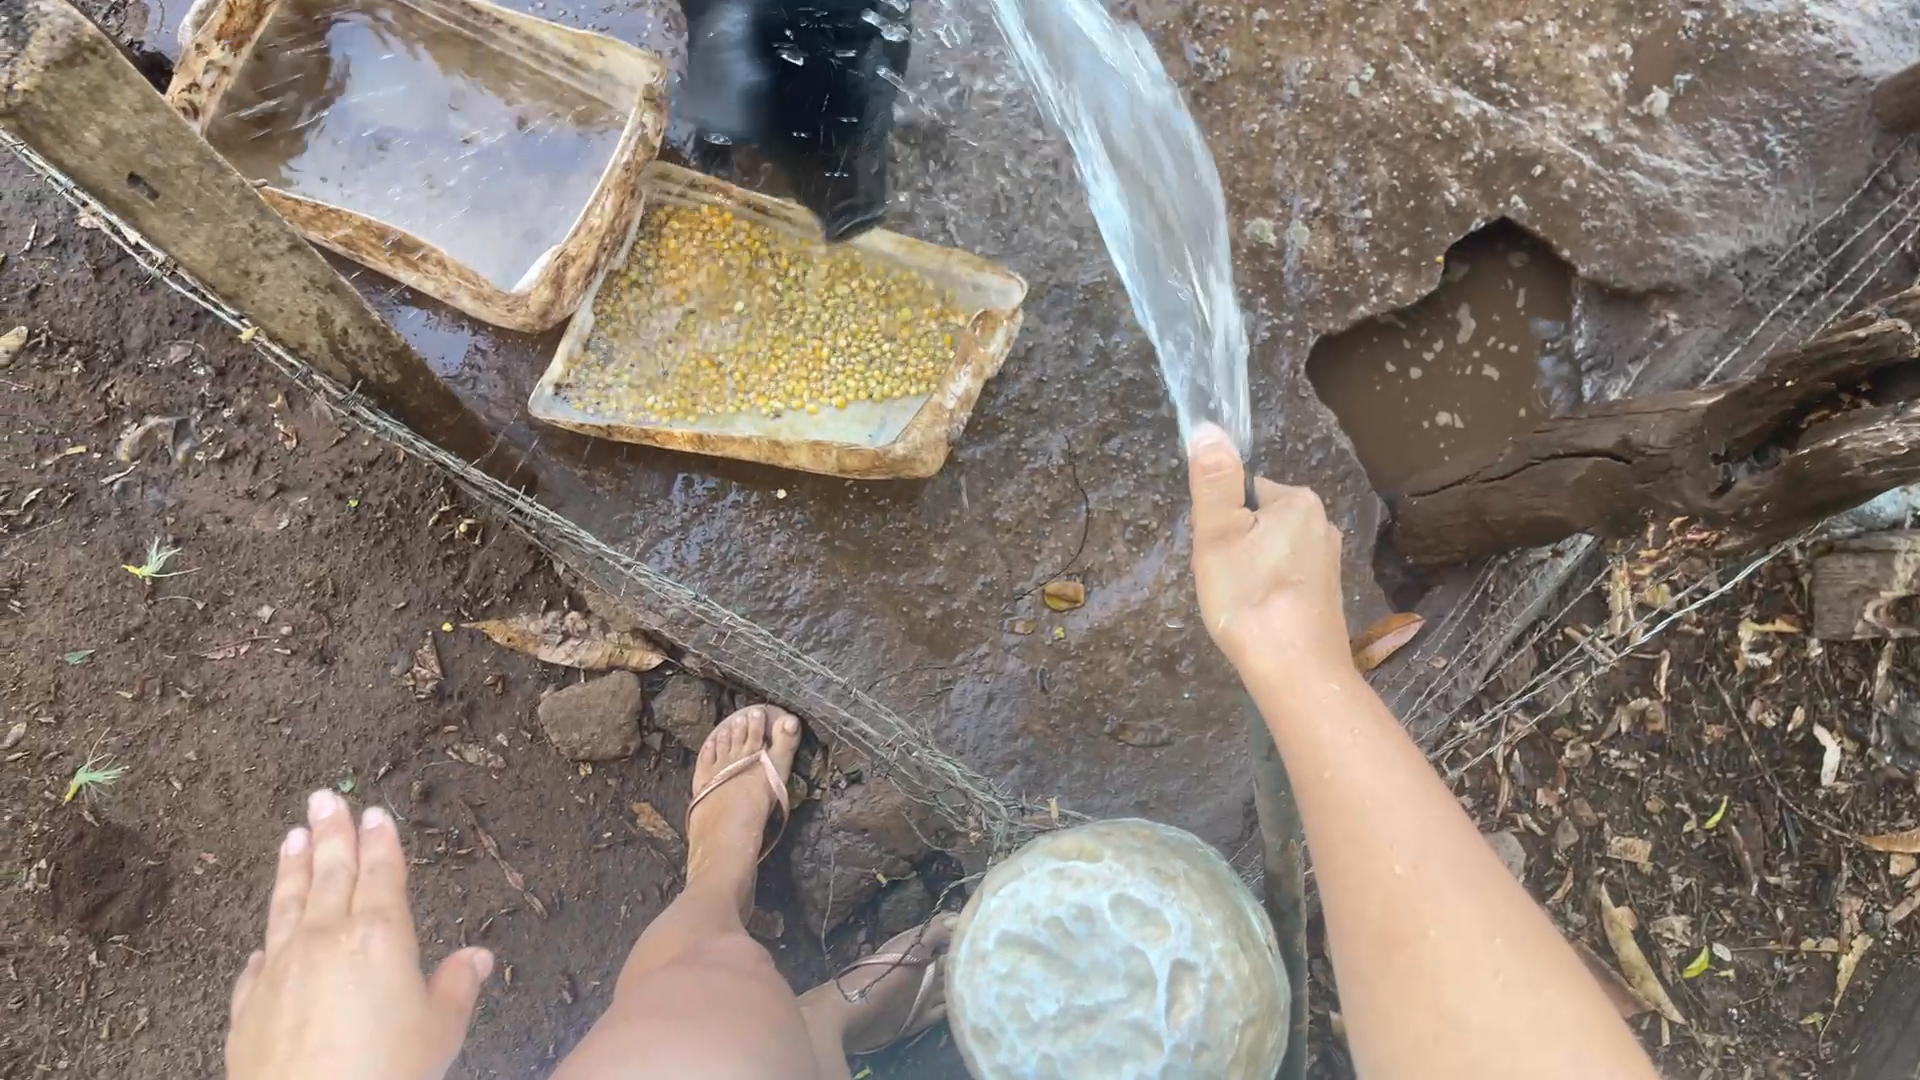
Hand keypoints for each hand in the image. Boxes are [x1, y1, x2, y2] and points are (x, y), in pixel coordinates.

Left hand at [227, 790, 492, 1079]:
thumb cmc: (388, 1069)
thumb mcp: (441, 1026)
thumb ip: (457, 985)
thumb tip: (477, 958)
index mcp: (381, 934)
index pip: (381, 872)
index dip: (380, 840)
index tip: (375, 812)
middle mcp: (329, 940)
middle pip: (330, 874)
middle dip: (329, 833)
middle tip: (324, 798)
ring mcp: (283, 972)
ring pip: (289, 906)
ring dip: (292, 869)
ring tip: (292, 835)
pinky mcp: (249, 1011)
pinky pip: (259, 961)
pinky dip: (267, 940)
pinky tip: (266, 936)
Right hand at [1186, 423, 1349, 675]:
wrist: (1294, 671)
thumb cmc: (1248, 598)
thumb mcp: (1217, 535)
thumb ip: (1213, 482)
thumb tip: (1207, 427)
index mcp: (1298, 501)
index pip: (1245, 492)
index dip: (1220, 522)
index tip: (1215, 553)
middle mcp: (1322, 524)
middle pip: (1258, 521)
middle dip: (1236, 545)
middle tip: (1223, 578)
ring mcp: (1328, 563)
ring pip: (1270, 551)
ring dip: (1250, 569)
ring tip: (1239, 600)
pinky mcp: (1327, 595)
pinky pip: (1284, 577)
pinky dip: (1267, 590)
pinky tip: (1258, 614)